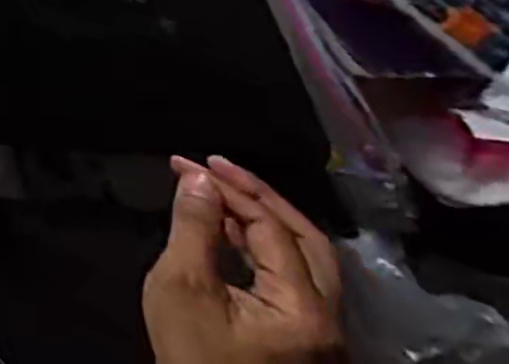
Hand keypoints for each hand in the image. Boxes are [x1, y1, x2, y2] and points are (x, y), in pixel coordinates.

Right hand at [143, 156, 343, 363]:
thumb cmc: (193, 354)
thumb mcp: (182, 285)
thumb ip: (194, 227)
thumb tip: (199, 178)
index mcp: (303, 308)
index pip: (271, 228)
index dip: (228, 188)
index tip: (184, 163)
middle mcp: (326, 317)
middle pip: (305, 239)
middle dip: (258, 195)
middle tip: (214, 166)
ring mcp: (317, 330)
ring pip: (303, 256)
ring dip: (261, 216)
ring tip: (215, 190)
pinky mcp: (300, 336)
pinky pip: (290, 274)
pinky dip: (259, 242)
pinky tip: (226, 228)